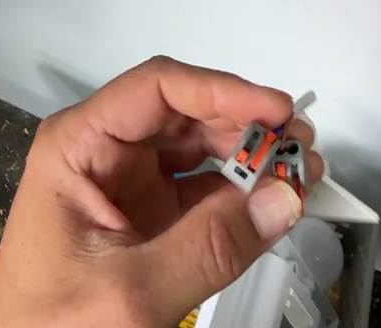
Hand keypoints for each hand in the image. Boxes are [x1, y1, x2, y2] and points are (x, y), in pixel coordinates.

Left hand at [0, 57, 321, 327]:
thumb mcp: (129, 292)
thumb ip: (209, 246)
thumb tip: (284, 199)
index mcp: (79, 143)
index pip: (157, 88)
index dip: (221, 90)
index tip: (277, 109)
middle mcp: (103, 149)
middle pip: (183, 113)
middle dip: (244, 125)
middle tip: (301, 146)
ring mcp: (125, 182)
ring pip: (196, 147)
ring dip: (248, 157)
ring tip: (301, 171)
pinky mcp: (144, 216)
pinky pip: (199, 190)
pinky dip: (238, 195)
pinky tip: (272, 201)